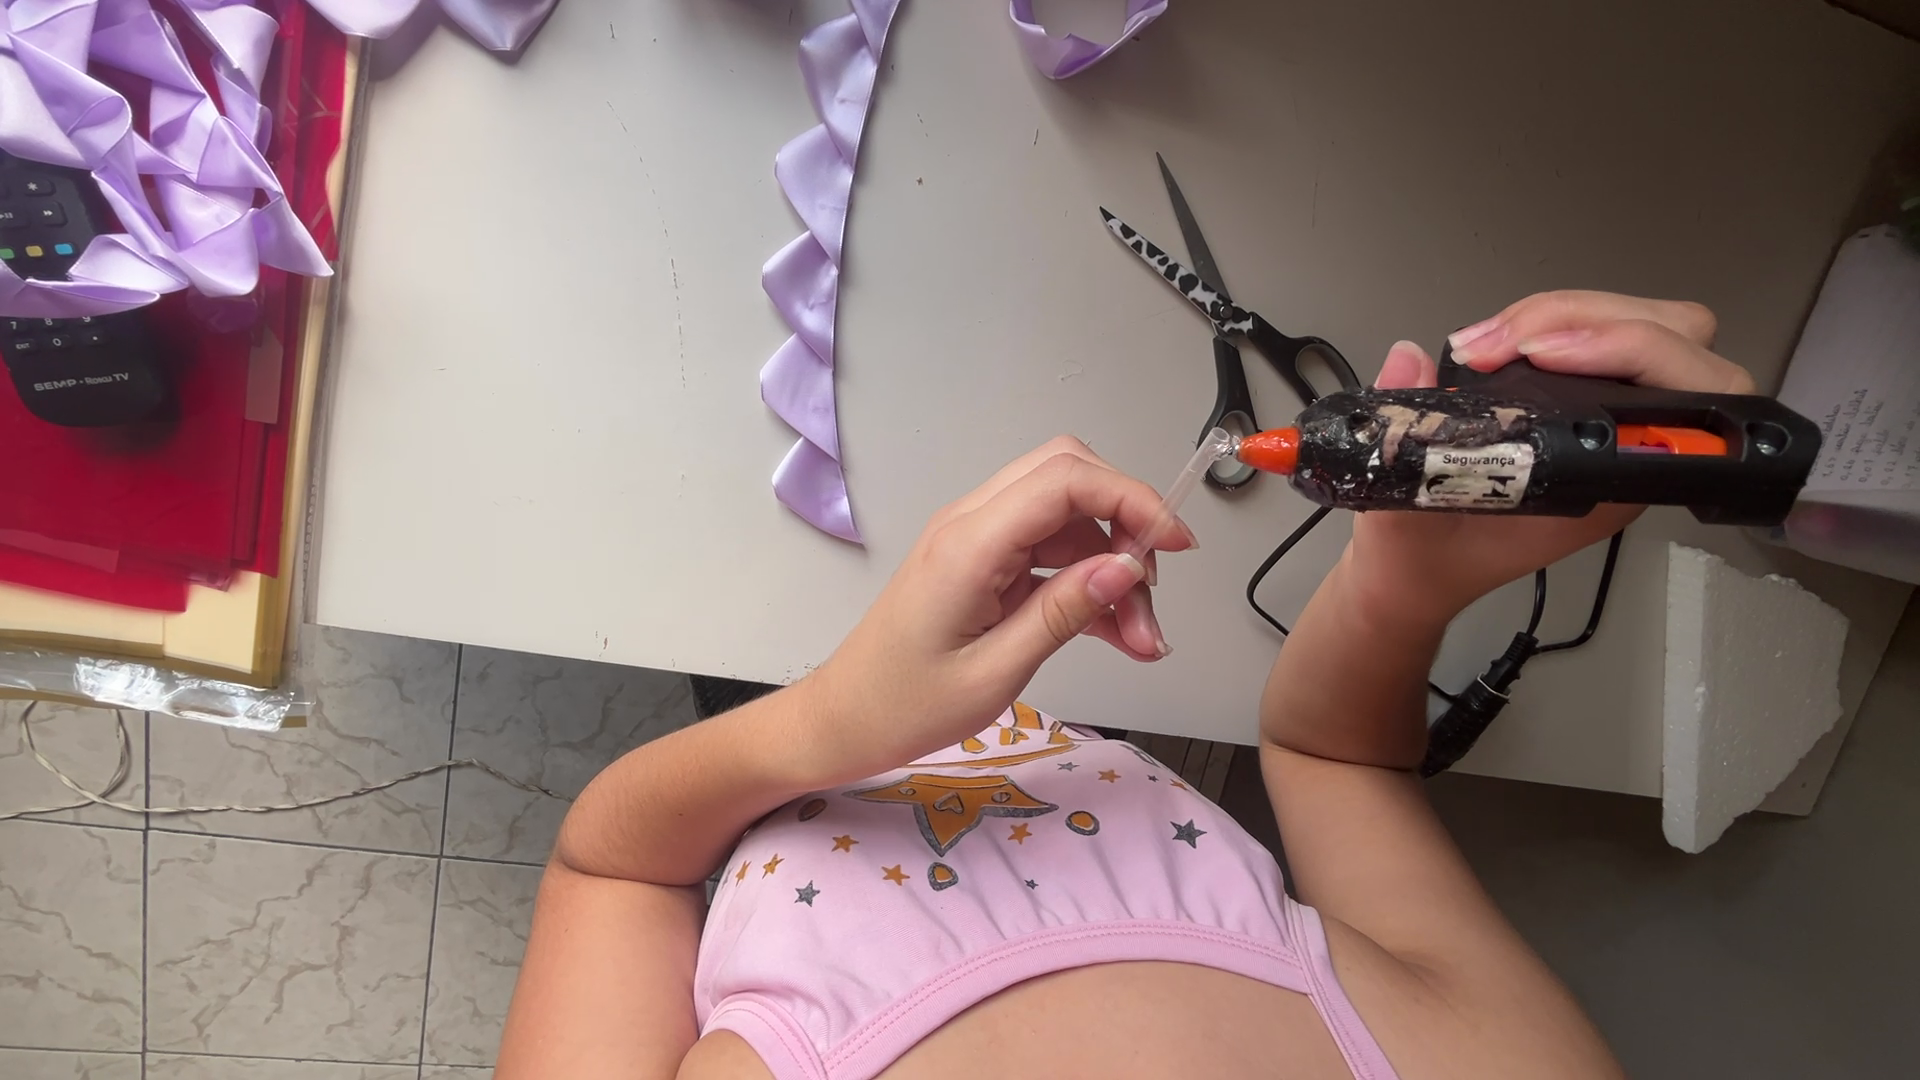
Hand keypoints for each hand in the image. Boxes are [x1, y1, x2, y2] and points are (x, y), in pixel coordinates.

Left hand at [799, 437, 1194, 783]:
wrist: (846, 718)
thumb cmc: (906, 705)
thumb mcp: (996, 671)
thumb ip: (1065, 612)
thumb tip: (1128, 566)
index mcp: (970, 544)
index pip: (1066, 478)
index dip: (1133, 498)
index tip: (1178, 545)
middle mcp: (972, 523)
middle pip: (1067, 476)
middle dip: (1125, 522)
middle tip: (1150, 590)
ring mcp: (976, 540)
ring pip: (1067, 520)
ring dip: (1112, 568)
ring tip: (1141, 638)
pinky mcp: (983, 563)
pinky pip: (1050, 553)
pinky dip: (1088, 584)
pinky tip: (1117, 633)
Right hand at [1343, 290, 1756, 625]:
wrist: (1414, 575)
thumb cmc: (1423, 558)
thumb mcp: (1403, 514)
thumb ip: (1405, 443)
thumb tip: (1405, 359)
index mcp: (1612, 488)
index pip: (1687, 394)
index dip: (1630, 351)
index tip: (1537, 352)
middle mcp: (1628, 447)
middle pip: (1674, 337)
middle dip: (1584, 319)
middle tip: (1492, 344)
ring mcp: (1605, 421)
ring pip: (1641, 326)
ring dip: (1561, 315)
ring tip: (1478, 343)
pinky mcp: (1574, 403)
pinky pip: (1597, 339)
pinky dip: (1546, 323)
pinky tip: (1489, 343)